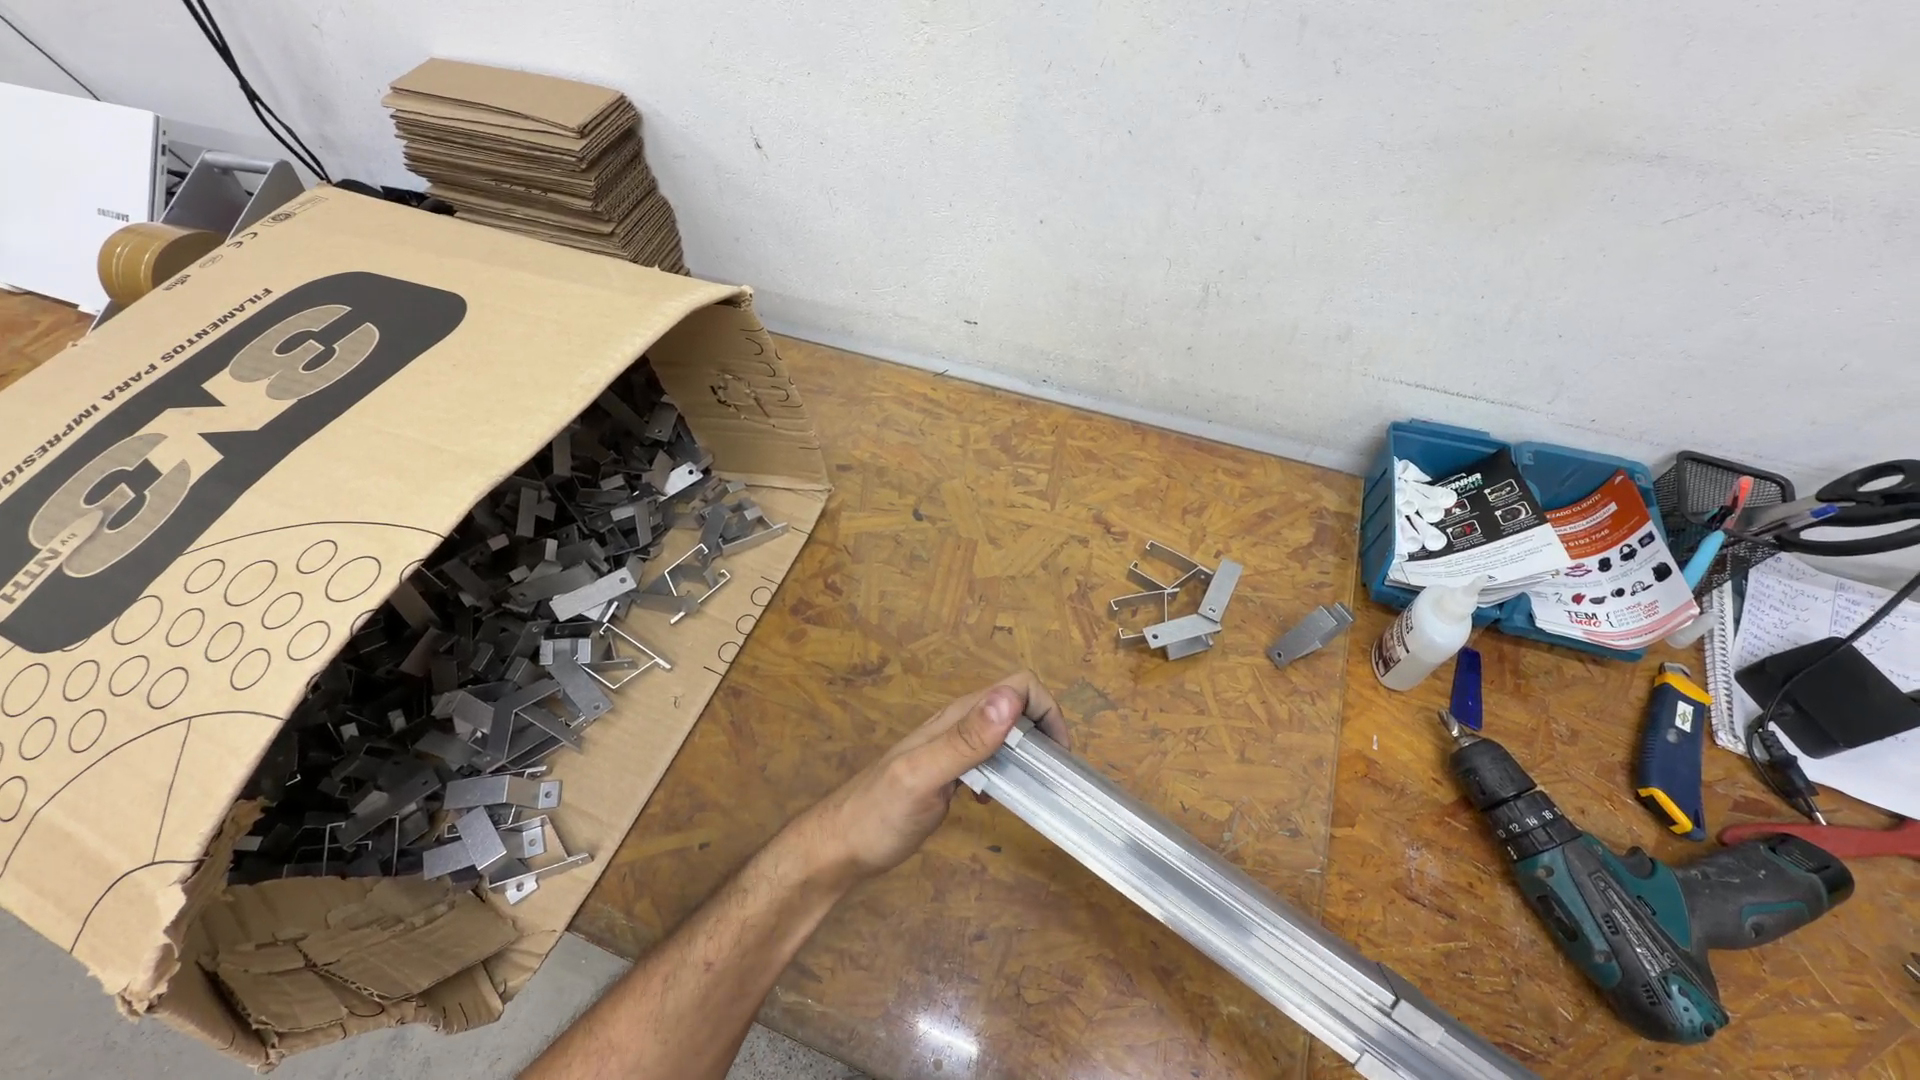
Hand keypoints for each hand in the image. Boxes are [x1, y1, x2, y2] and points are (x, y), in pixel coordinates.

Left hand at [796, 672, 1068, 886]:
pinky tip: (993, 800)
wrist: (841, 847)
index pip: (1017, 686)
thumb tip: (1010, 700)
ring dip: (1027, 753)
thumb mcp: (924, 777)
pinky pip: (989, 760)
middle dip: (1043, 731)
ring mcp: (951, 750)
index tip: (1057, 754)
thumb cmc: (878, 815)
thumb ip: (965, 740)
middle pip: (1015, 706)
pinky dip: (1005, 773)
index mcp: (955, 718)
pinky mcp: (948, 775)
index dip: (1045, 711)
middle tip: (1053, 773)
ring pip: (1003, 733)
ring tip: (1034, 786)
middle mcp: (956, 726)